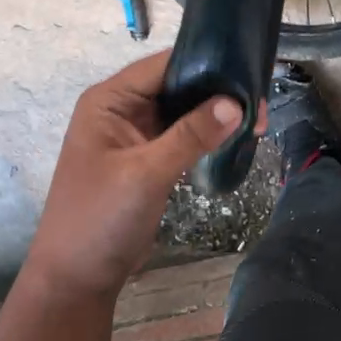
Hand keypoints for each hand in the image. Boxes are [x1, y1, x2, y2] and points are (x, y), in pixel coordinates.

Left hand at [26, 51, 245, 297]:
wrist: (77, 277)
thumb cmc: (100, 219)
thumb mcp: (146, 174)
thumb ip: (191, 136)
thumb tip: (237, 104)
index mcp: (110, 101)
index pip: (164, 65)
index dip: (207, 63)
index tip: (250, 73)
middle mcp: (122, 110)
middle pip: (178, 85)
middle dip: (219, 91)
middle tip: (263, 105)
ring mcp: (136, 135)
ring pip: (185, 111)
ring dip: (218, 115)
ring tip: (259, 122)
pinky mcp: (149, 159)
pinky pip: (184, 135)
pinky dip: (209, 135)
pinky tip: (239, 139)